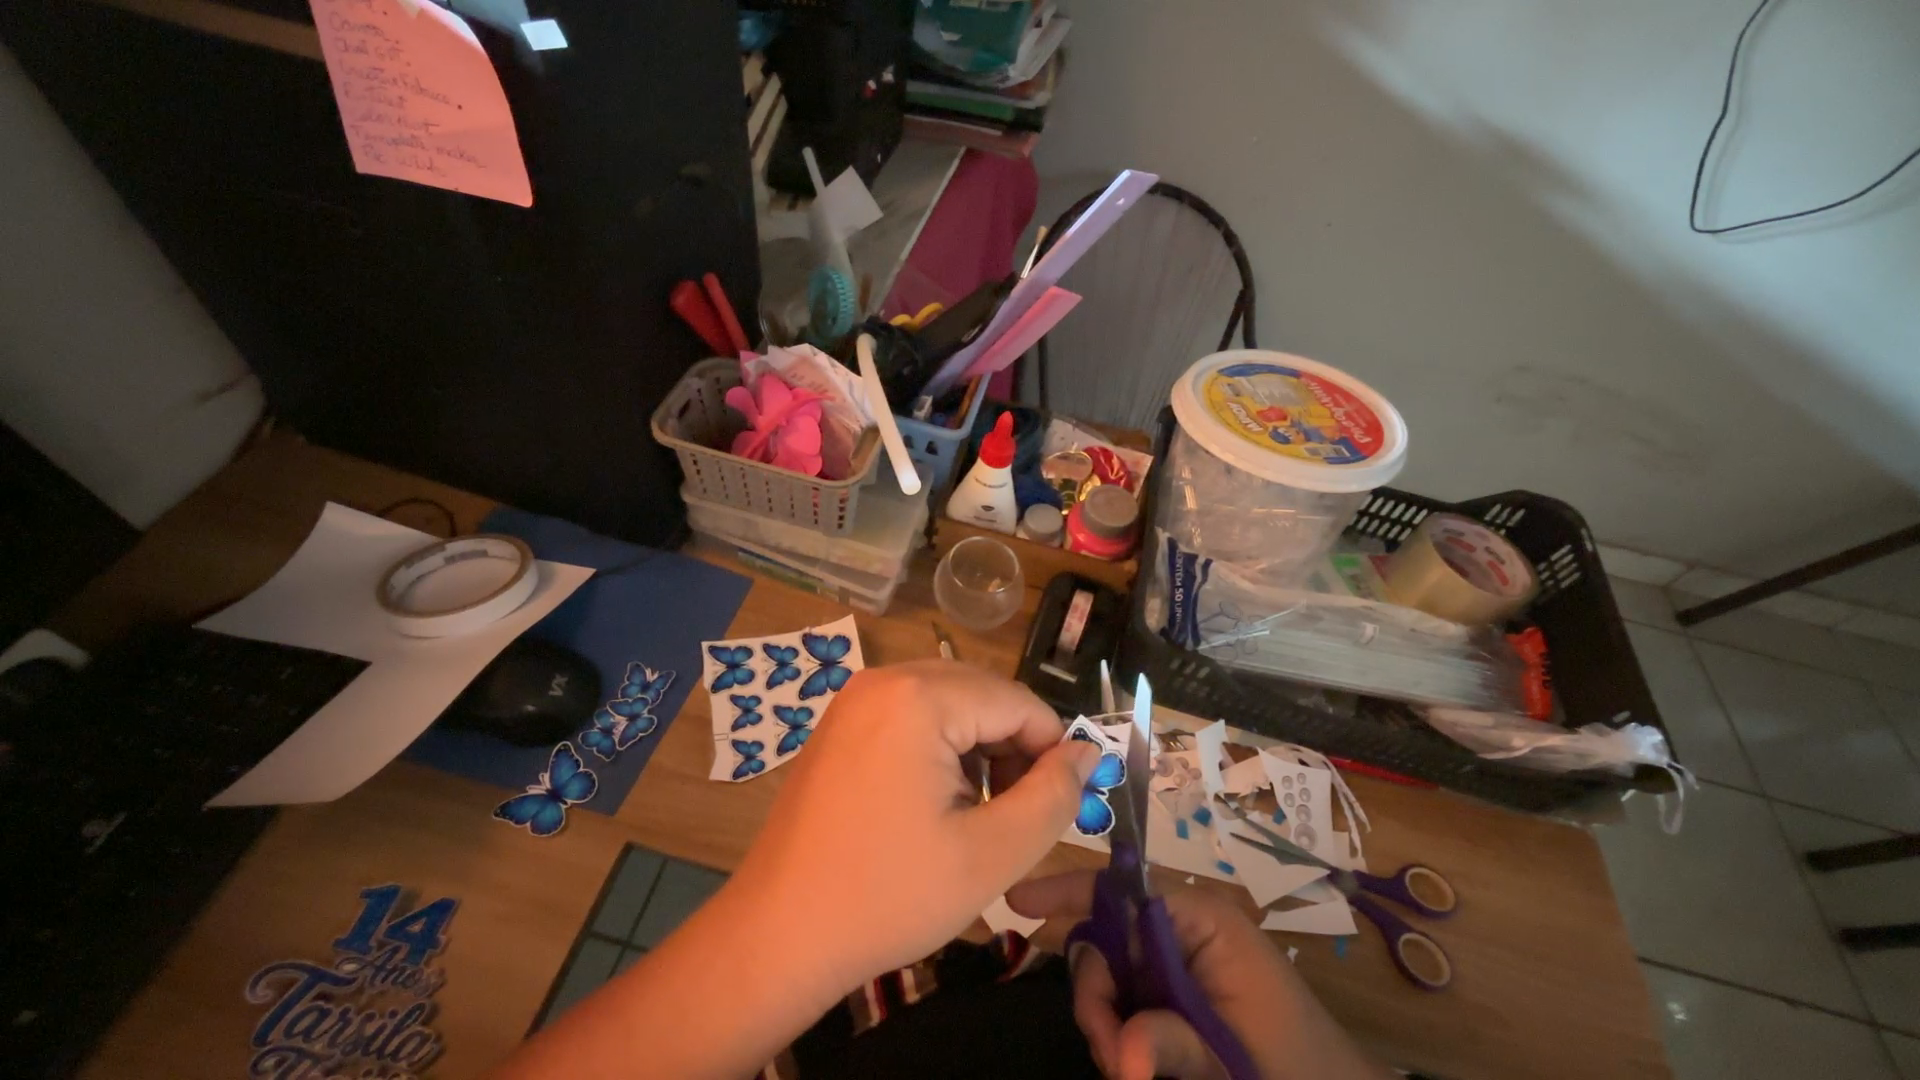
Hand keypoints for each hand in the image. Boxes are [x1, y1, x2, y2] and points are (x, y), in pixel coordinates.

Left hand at [730, 661, 1101, 989]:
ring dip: (980, 750)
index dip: (1052, 751)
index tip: (1061, 806)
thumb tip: (1087, 754)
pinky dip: (942, 750)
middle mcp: (883, 680)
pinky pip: (913, 717)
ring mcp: (855, 700)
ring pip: (950, 705)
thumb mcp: (991, 854)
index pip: (1018, 702)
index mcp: (918, 698)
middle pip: (983, 696)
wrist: (779, 934)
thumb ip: (1053, 796)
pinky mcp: (841, 725)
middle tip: (1018, 815)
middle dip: (1013, 749)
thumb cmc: (888, 897)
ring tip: (979, 815)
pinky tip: (938, 804)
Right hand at [1006, 873, 1390, 1079]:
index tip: (1017, 902)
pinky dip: (1120, 1033)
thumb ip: (1174, 1045)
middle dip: (1094, 994)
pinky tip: (1133, 1064)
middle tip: (1108, 1052)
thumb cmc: (1299, 1068)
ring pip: (1110, 976)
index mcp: (1200, 921)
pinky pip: (1127, 1001)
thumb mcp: (1233, 1059)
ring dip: (1106, 1022)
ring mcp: (1177, 965)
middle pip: (1104, 939)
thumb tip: (1118, 1050)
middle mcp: (1182, 932)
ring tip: (1127, 1069)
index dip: (1067, 890)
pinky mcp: (1176, 998)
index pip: (1120, 889)